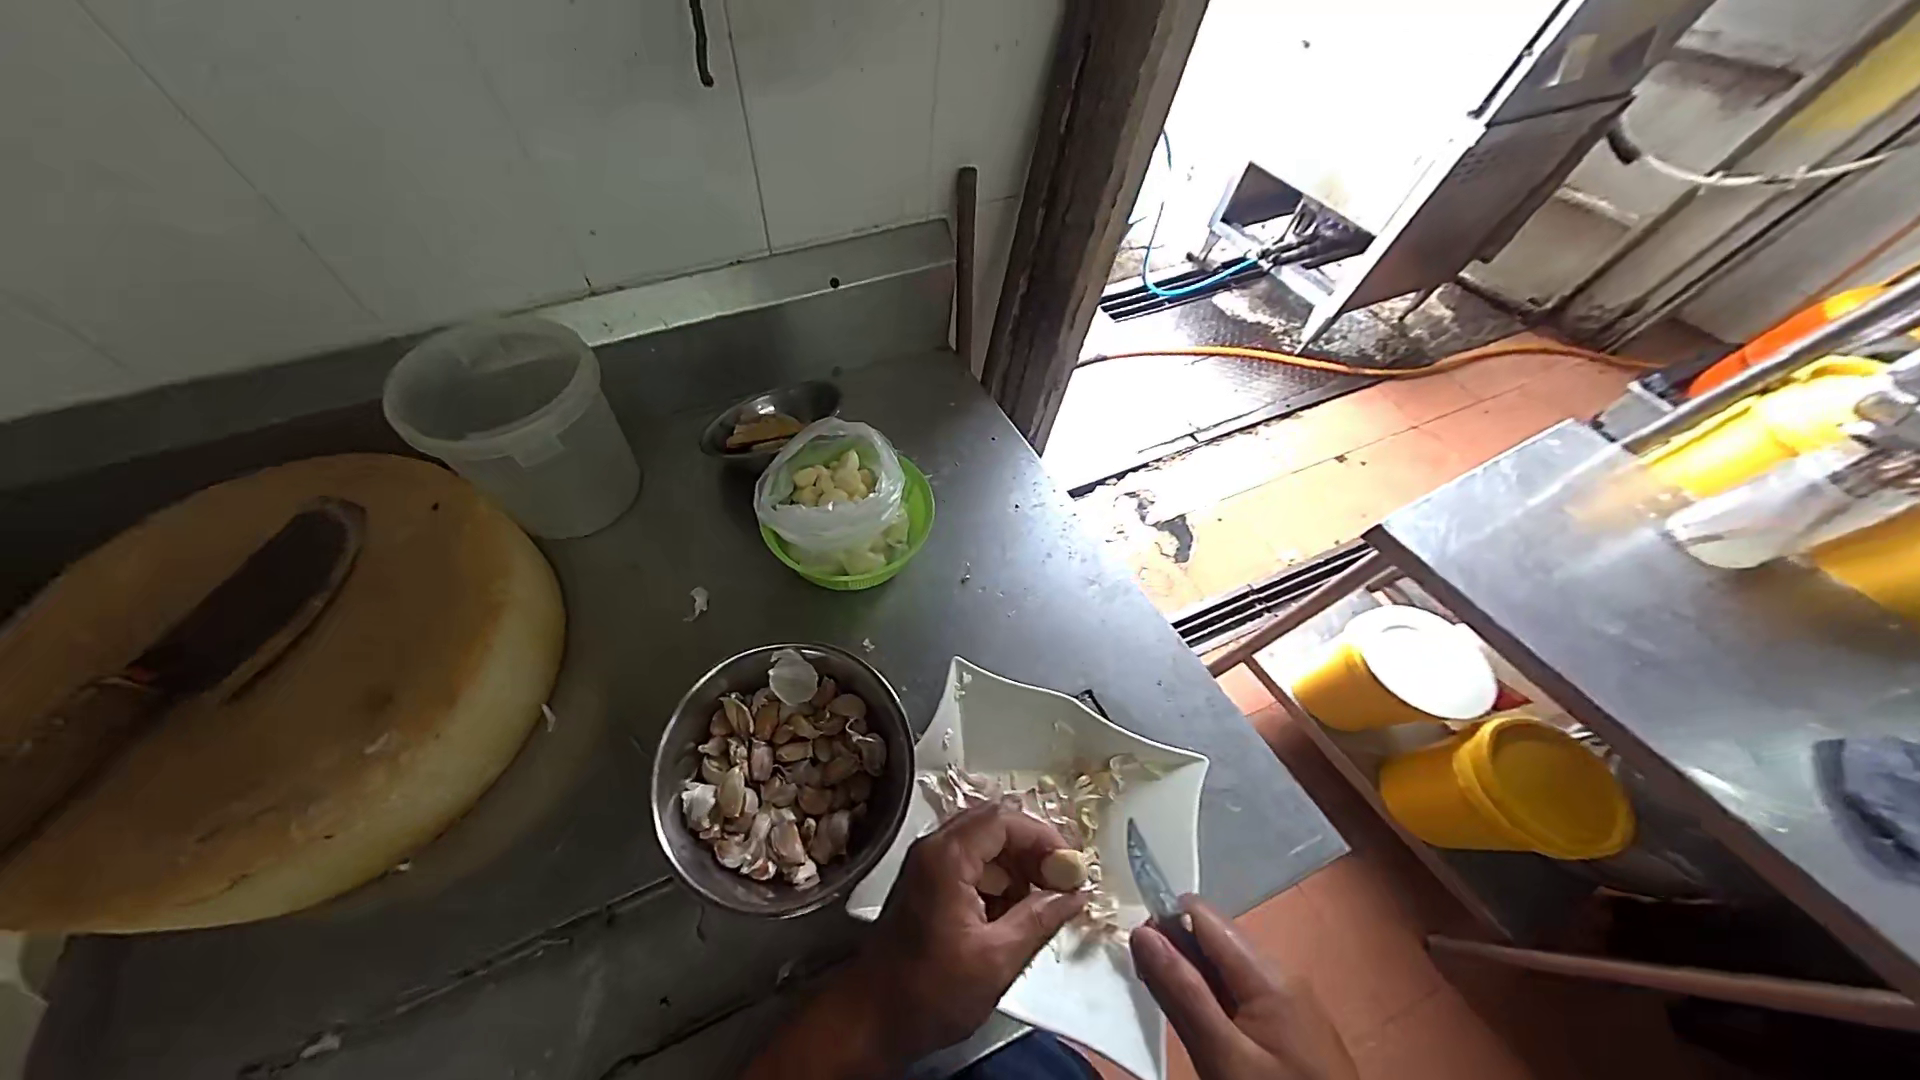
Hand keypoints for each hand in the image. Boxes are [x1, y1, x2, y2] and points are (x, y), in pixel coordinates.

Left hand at [854, 802, 1089, 1058]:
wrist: (872, 1017)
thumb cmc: (930, 992)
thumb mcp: (996, 959)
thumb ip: (1039, 919)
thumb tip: (1075, 896)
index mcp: (947, 857)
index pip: (1004, 820)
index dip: (1042, 837)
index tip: (1070, 866)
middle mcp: (935, 848)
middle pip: (993, 824)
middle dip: (1032, 849)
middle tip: (1060, 881)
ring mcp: (928, 863)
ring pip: (984, 842)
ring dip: (1017, 864)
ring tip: (1043, 900)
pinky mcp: (928, 881)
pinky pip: (971, 862)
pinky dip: (998, 877)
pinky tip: (1015, 911)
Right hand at [1132, 896, 1356, 1079]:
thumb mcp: (1224, 1060)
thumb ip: (1182, 992)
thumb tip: (1141, 932)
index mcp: (1267, 973)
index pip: (1201, 914)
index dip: (1164, 924)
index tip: (1139, 959)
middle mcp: (1279, 974)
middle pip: (1212, 937)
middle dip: (1175, 953)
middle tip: (1153, 995)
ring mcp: (1288, 1002)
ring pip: (1222, 966)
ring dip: (1191, 979)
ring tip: (1176, 1018)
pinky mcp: (1290, 1027)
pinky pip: (1239, 993)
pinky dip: (1212, 1000)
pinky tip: (1203, 1032)